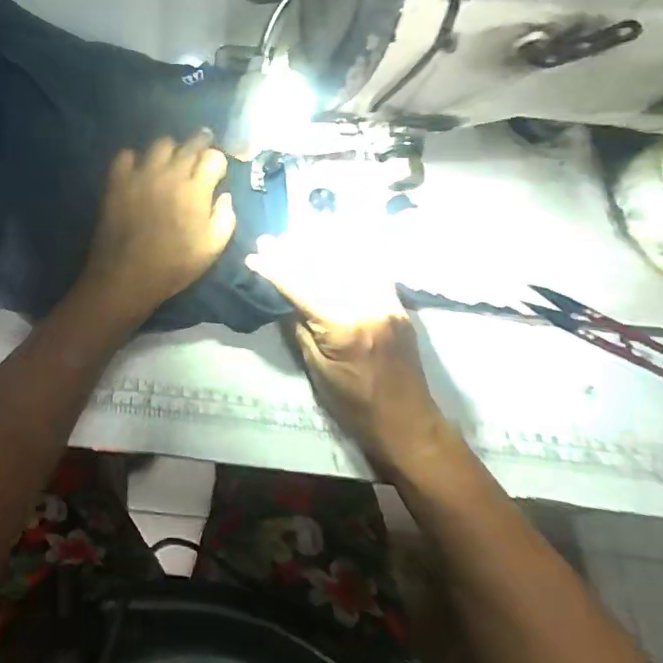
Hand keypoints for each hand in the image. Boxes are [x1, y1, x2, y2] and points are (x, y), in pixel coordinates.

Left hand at [78, 132, 237, 319]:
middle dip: (200, 143)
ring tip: (171, 158)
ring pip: (160, 145)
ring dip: (170, 149)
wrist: (126, 275)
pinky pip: (126, 155)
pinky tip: (138, 169)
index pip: (214, 157)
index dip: (218, 160)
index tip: (217, 169)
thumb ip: (225, 218)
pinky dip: (134, 158)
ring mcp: (141, 175)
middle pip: (189, 145)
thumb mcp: (211, 249)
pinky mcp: (117, 181)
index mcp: (196, 190)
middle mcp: (170, 175)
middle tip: (201, 147)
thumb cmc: (173, 266)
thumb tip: (224, 196)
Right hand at [245, 233, 451, 470]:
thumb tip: (283, 301)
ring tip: (299, 238)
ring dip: (322, 249)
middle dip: (294, 252)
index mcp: (343, 327)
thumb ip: (300, 330)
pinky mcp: (398, 307)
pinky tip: (336, 250)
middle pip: (325, 268)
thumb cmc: (355, 405)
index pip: (300, 289)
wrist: (408, 424)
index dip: (275, 271)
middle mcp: (368, 307)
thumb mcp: (317, 370)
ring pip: (350, 264)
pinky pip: (371, 273)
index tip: (254, 257)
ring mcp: (388, 304)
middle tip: (271, 241)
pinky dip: (351, 259)